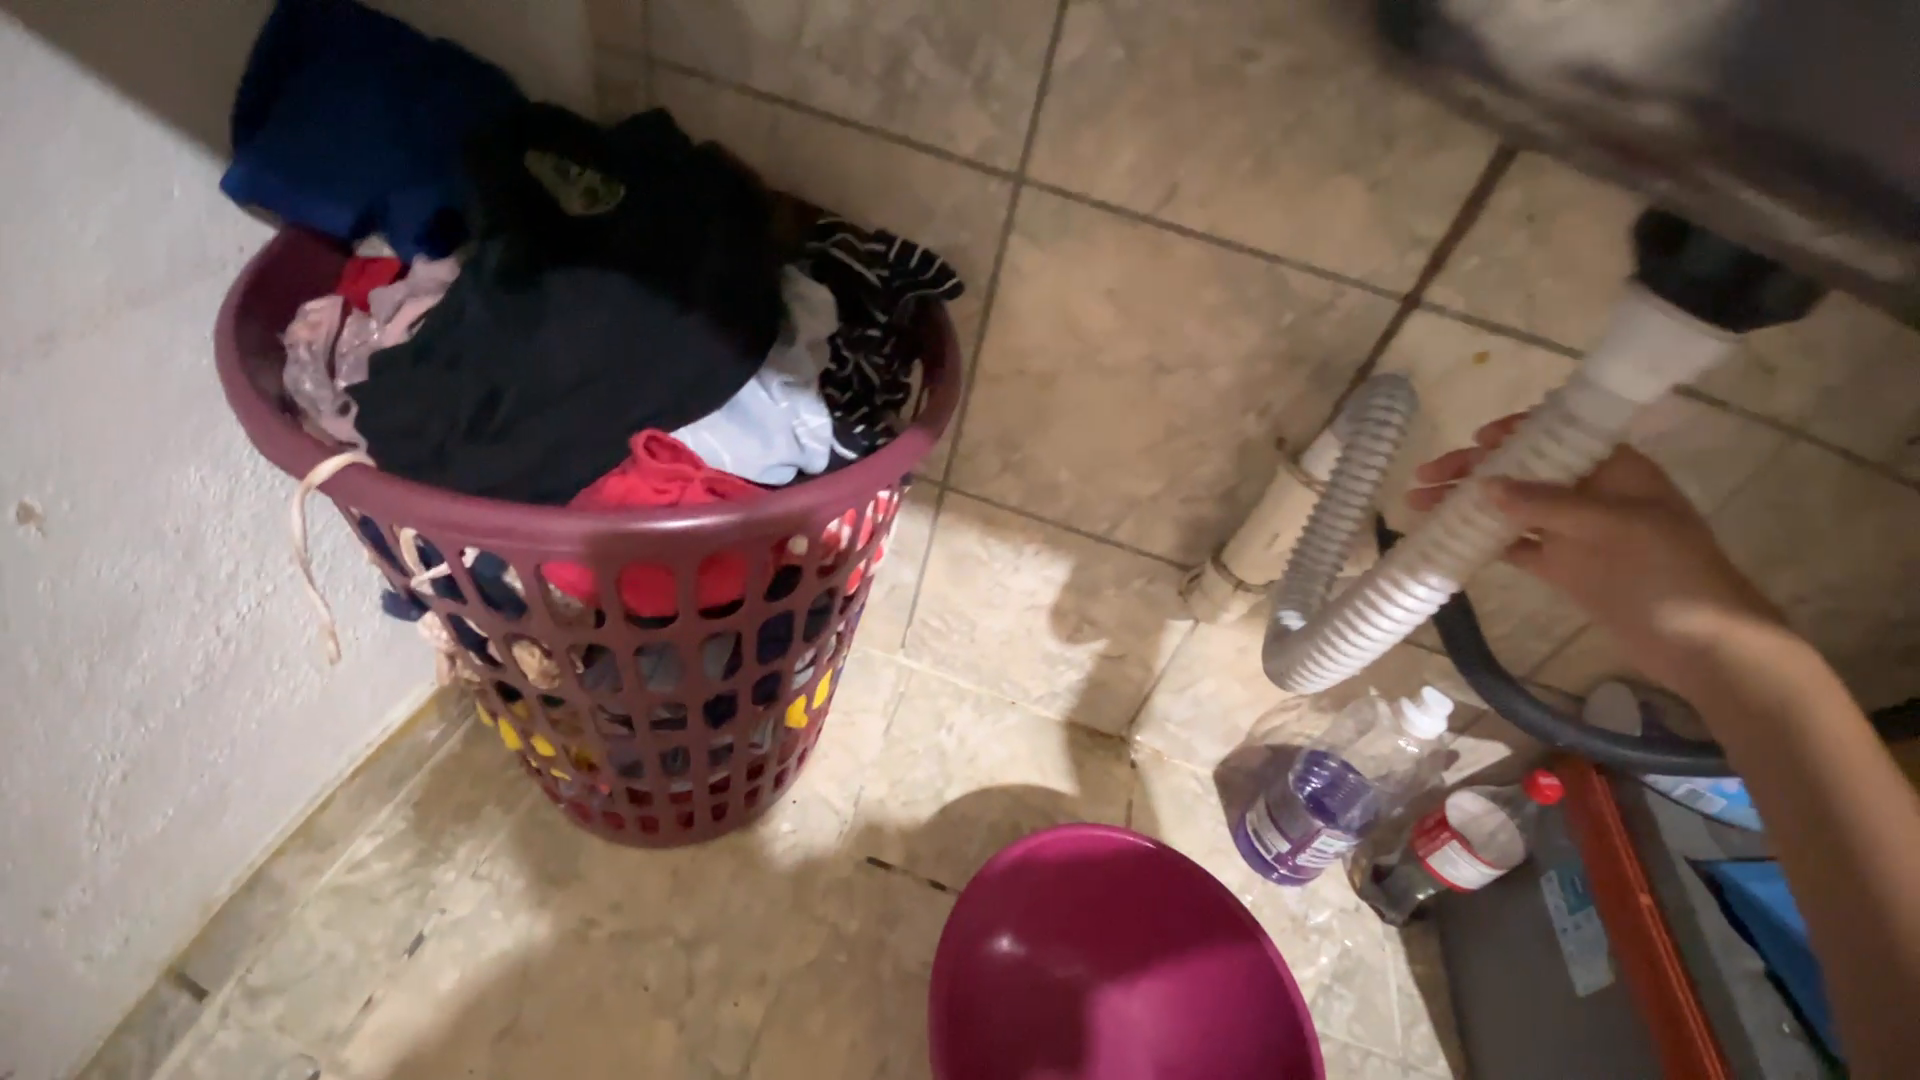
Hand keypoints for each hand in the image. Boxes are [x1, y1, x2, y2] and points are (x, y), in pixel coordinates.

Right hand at [1408, 413, 1784, 695]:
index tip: (1474, 441)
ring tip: (1418, 507)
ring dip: (1465, 504)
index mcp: (1613, 470)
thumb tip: (1483, 487)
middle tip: (1423, 480)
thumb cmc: (1667, 572)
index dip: (1514, 432)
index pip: (1556, 436)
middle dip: (1471, 471)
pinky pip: (1511, 544)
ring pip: (1508, 507)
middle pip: (1520, 471)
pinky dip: (1479, 539)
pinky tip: (1446, 538)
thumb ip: (1546, 504)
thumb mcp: (1612, 527)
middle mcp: (1588, 493)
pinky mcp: (1560, 565)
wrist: (1700, 642)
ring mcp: (1572, 531)